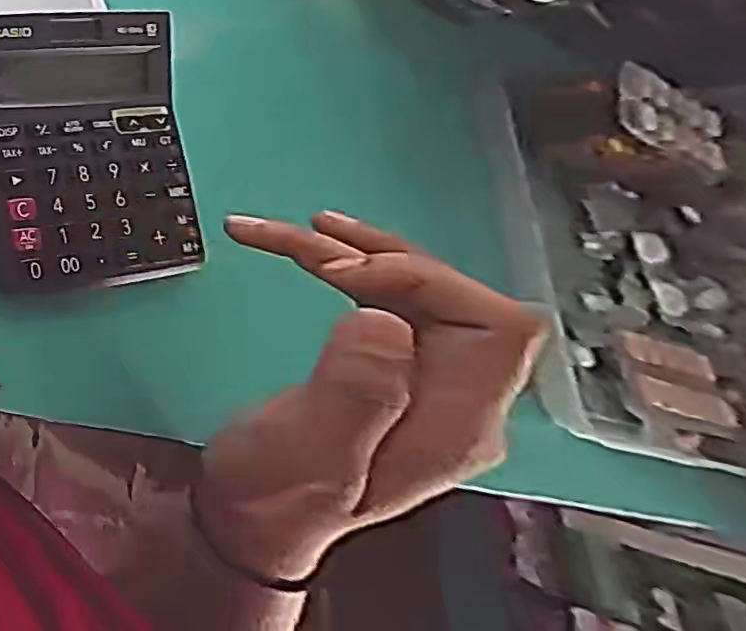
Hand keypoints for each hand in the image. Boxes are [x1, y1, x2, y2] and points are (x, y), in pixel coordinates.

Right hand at [195, 211, 544, 581]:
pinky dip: (344, 266)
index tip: (336, 270)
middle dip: (374, 256)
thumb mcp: (311, 451)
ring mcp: (422, 381)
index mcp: (456, 423)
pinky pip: (385, 300)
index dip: (422, 279)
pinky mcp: (385, 367)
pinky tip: (311, 251)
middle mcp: (455, 398)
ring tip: (296, 231)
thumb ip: (354, 392)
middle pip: (453, 296)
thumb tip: (383, 317)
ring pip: (416, 290)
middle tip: (297, 241)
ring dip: (354, 252)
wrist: (252, 513)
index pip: (493, 325)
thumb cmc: (277, 489)